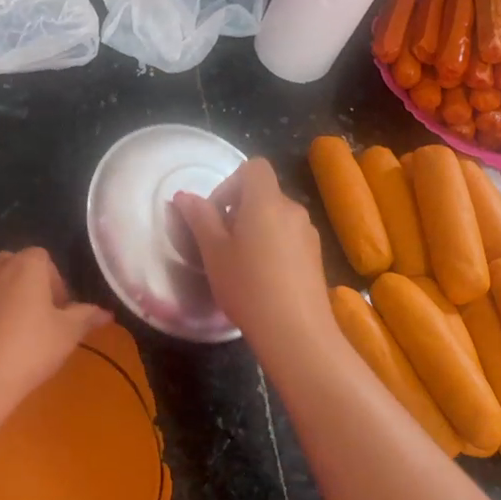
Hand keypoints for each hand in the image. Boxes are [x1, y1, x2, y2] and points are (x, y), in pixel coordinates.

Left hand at [0, 248, 110, 417]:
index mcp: (27, 264)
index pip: (44, 260)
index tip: (59, 312)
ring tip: (3, 323)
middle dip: (24, 285)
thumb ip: (86, 317)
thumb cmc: (29, 350)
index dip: (54, 284)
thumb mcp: (67, 335)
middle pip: (13, 265)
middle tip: (34, 319)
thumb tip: (106, 312)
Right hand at [172, 158, 330, 344]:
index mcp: (266, 201)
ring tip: (240, 264)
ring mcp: (309, 234)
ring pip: (276, 218)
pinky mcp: (316, 258)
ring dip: (255, 230)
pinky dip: (272, 247)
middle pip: (263, 193)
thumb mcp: (213, 252)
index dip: (230, 183)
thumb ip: (199, 218)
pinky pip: (289, 238)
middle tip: (220, 244)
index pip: (253, 167)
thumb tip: (184, 195)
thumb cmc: (247, 286)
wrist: (296, 332)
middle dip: (238, 210)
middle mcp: (292, 210)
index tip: (215, 215)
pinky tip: (262, 280)